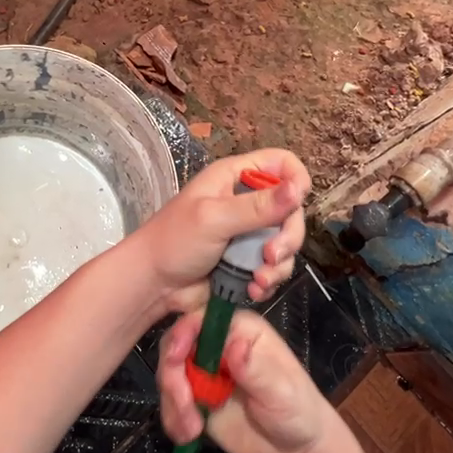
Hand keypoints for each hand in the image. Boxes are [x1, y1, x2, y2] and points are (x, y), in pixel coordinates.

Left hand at [127, 150, 309, 311]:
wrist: (153, 284)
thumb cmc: (175, 241)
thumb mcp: (214, 219)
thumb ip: (257, 207)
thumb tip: (299, 188)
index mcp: (235, 177)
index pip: (281, 163)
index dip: (295, 179)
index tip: (297, 204)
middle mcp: (246, 201)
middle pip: (291, 209)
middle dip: (287, 236)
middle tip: (271, 256)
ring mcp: (248, 233)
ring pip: (286, 242)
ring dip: (278, 265)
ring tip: (257, 280)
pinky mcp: (248, 261)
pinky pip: (275, 267)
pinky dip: (269, 279)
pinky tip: (253, 289)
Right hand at [157, 309, 333, 452]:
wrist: (293, 450)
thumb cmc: (297, 411)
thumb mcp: (281, 392)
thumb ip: (256, 370)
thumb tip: (235, 344)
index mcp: (241, 330)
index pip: (203, 318)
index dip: (183, 332)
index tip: (174, 358)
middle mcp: (217, 345)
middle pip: (176, 345)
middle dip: (172, 376)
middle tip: (185, 406)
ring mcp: (203, 371)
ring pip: (168, 374)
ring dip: (173, 403)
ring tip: (192, 430)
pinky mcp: (194, 397)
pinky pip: (170, 401)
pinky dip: (173, 419)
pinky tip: (189, 436)